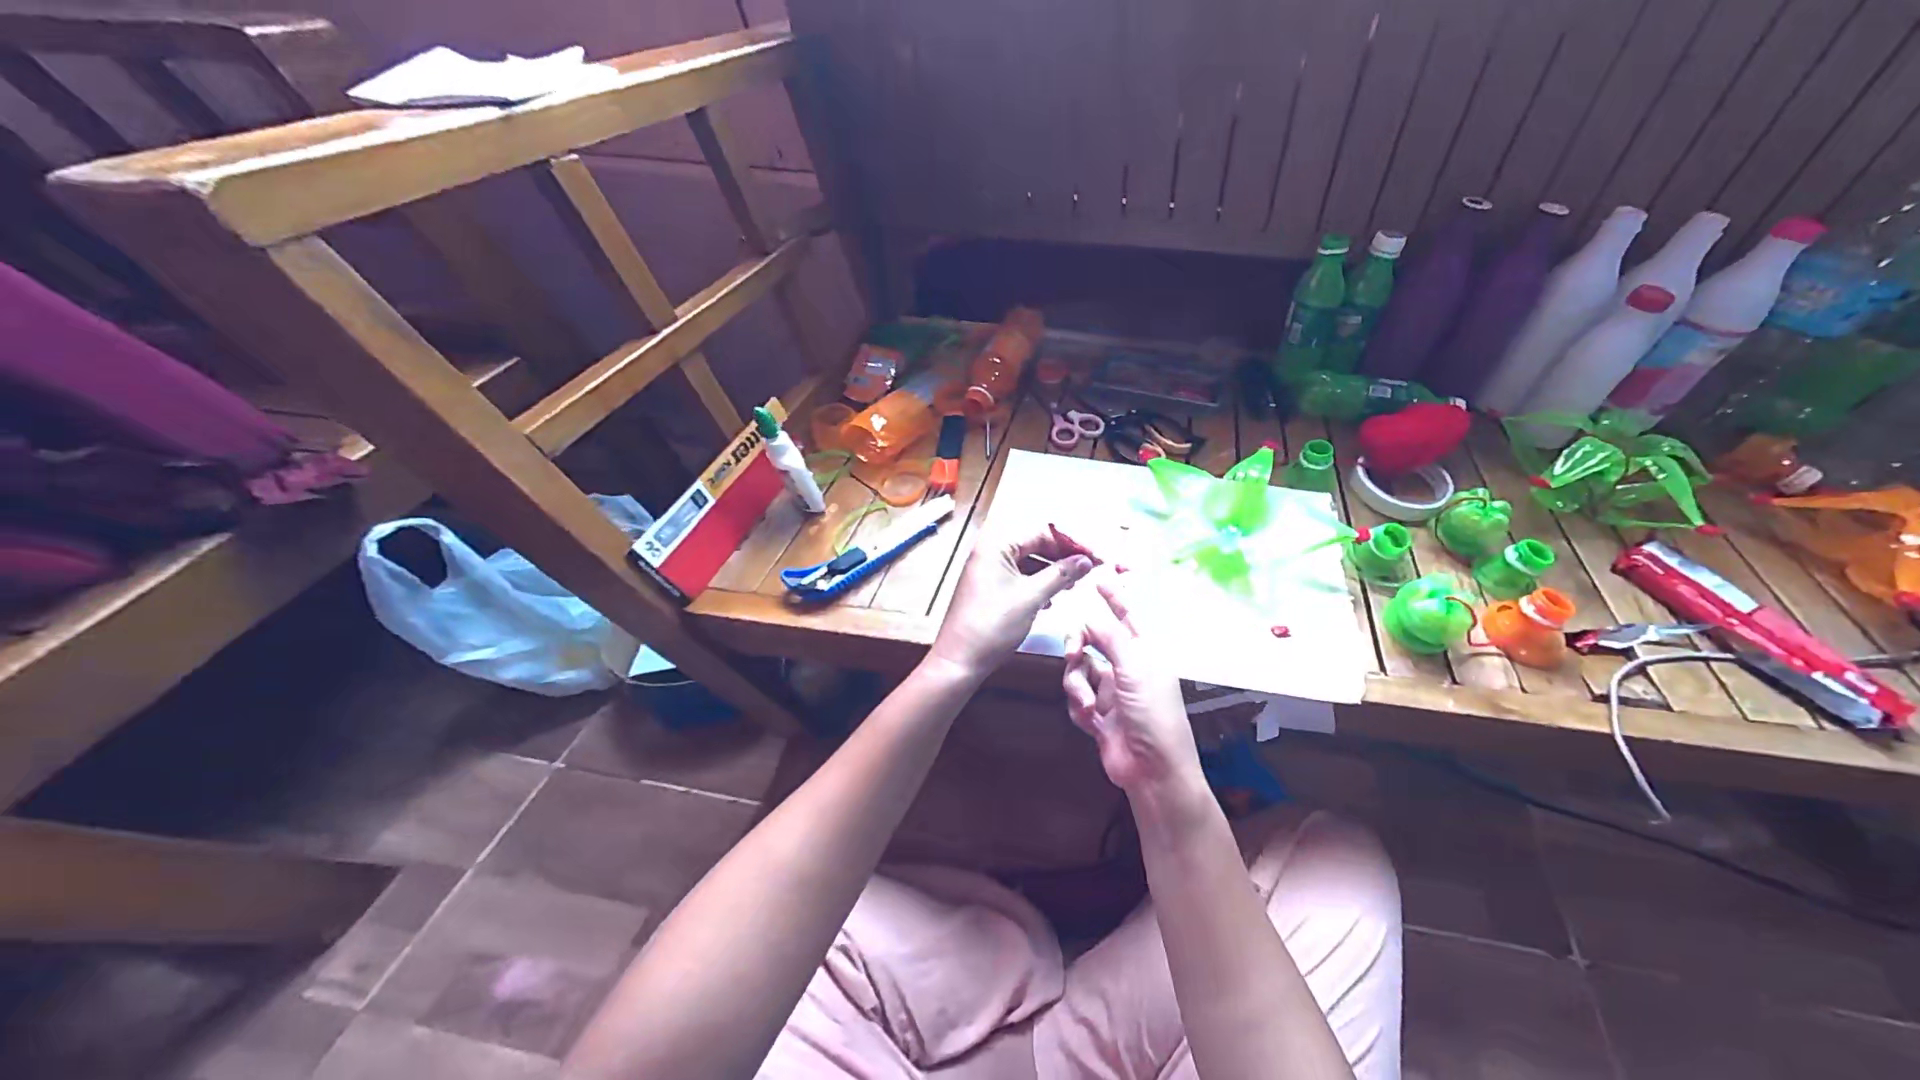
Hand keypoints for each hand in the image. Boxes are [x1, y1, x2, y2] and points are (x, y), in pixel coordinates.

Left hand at [927, 524, 1092, 677]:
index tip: (1096, 555)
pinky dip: (1039, 584)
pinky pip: (1020, 577)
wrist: (959, 660)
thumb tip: (1085, 561)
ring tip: (1074, 583)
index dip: (1072, 543)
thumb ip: (1061, 574)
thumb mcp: (1032, 597)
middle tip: (1090, 568)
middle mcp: (990, 552)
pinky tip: (1053, 597)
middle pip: (1036, 544)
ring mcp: (988, 570)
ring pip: (1029, 562)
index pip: (1043, 532)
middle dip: (1064, 556)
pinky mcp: (989, 588)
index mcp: (996, 545)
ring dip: (1053, 571)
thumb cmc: (992, 625)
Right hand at [1062, 580, 1204, 798]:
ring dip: (1078, 686)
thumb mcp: (1133, 668)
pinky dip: (1079, 707)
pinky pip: (1076, 699)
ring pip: (1078, 671)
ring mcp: (1110, 692)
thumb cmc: (1154, 714)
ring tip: (1089, 704)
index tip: (1098, 580)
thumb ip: (1109, 637)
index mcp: (1144, 653)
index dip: (1113, 599)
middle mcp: (1126, 668)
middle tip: (1072, 652)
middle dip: (1078, 646)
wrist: (1152, 770)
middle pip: (1092, 641)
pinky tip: (1091, 721)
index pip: (1126, 617)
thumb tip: (1089, 618)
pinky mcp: (1097, 715)